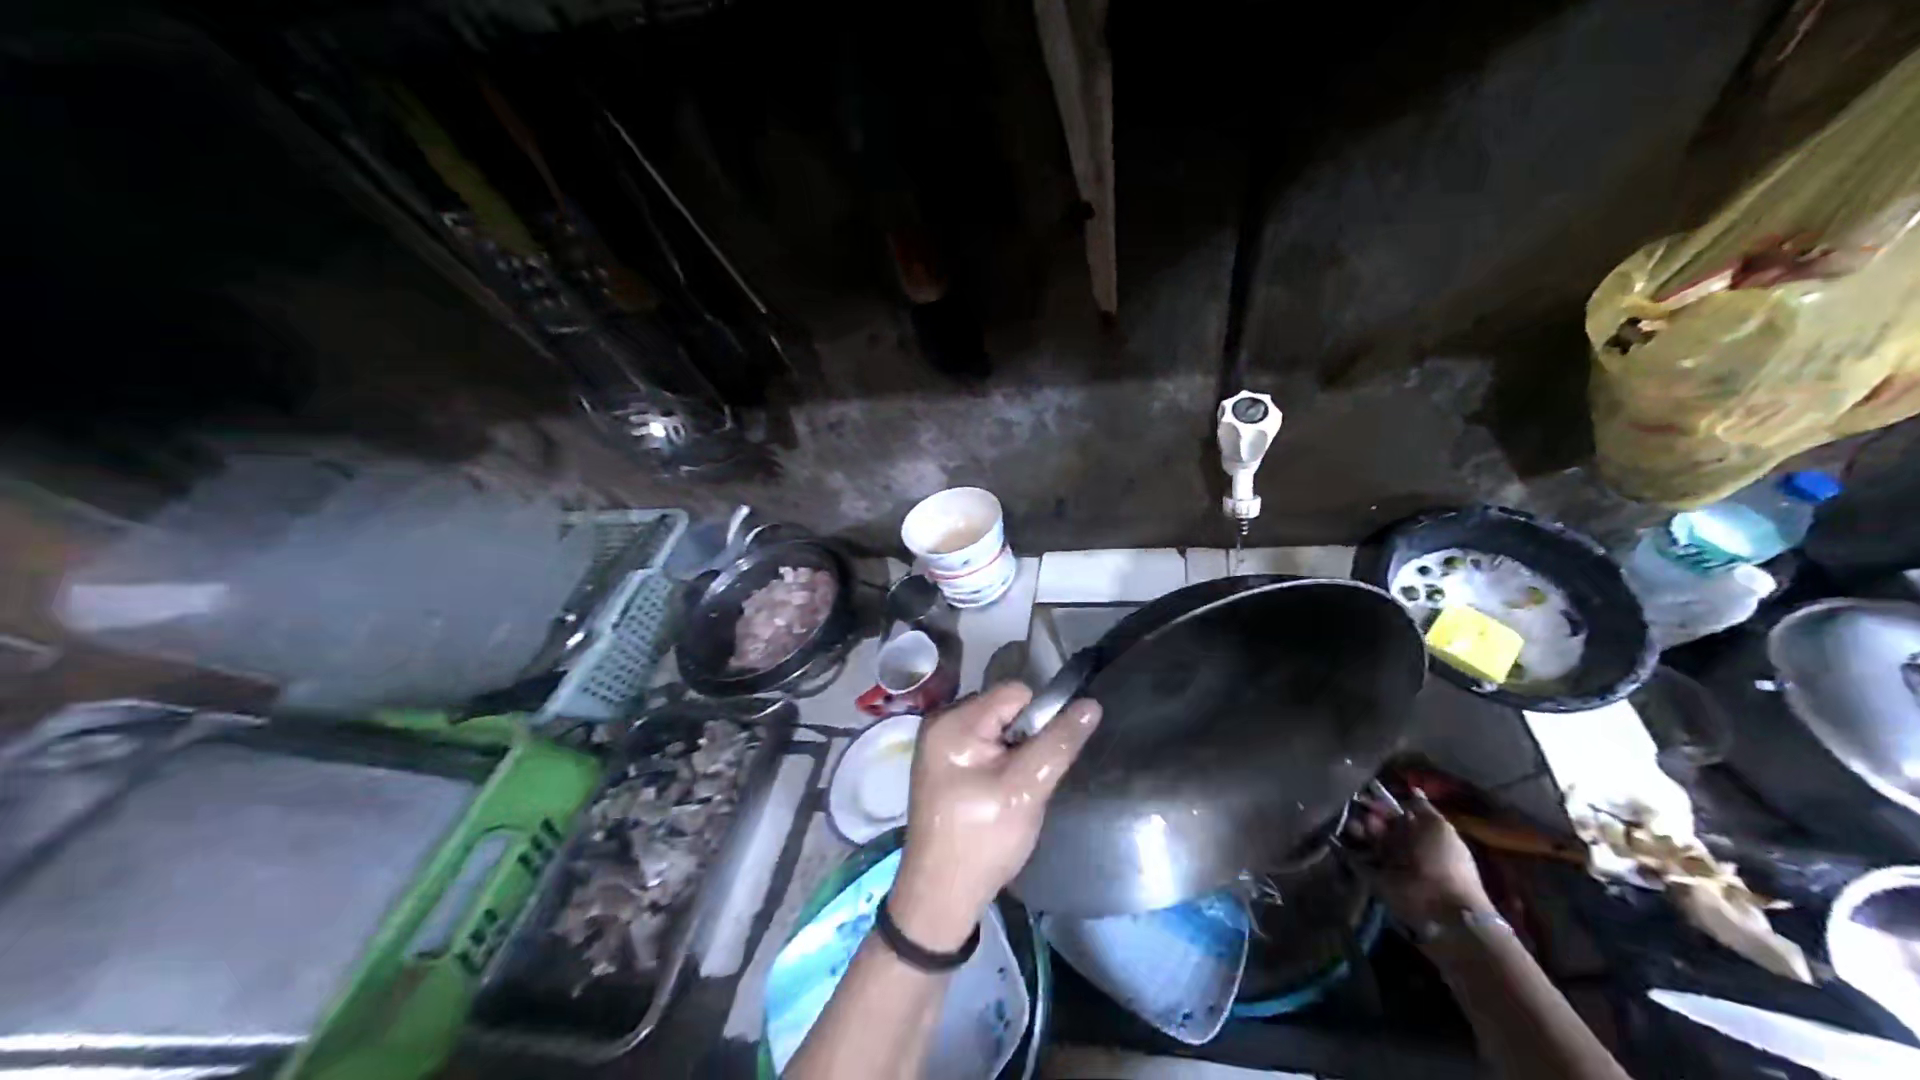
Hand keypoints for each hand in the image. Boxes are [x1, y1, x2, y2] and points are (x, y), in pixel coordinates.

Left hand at [889, 682, 1101, 949]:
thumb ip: (1058, 744)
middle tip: (1020, 782)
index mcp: (953, 721)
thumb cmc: (983, 841)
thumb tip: (1091, 704)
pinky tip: (994, 794)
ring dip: (1011, 752)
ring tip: (1008, 791)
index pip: (1015, 693)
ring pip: (997, 728)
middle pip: (1004, 707)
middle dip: (1023, 738)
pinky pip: (982, 744)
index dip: (1038, 720)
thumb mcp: (1026, 790)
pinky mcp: (941, 762)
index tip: (1037, 761)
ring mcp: (937, 742)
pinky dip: (996, 762)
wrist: (940, 895)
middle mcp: (940, 721)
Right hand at [1346, 788, 1492, 929]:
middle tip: (1359, 811)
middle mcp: (1403, 847)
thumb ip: (1423, 808)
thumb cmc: (1443, 861)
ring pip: (1365, 840)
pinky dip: (1342, 849)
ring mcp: (1387, 863)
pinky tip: (1332, 836)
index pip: (1396, 813)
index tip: (1366, 793)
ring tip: (1352, 826)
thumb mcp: (1438, 828)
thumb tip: (1412, 790)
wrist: (1440, 905)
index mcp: (1420, 834)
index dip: (1381, 803)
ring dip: (1356, 830)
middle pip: (1378, 825)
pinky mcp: (1373, 878)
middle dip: (1367, 815)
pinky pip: (1354, 860)